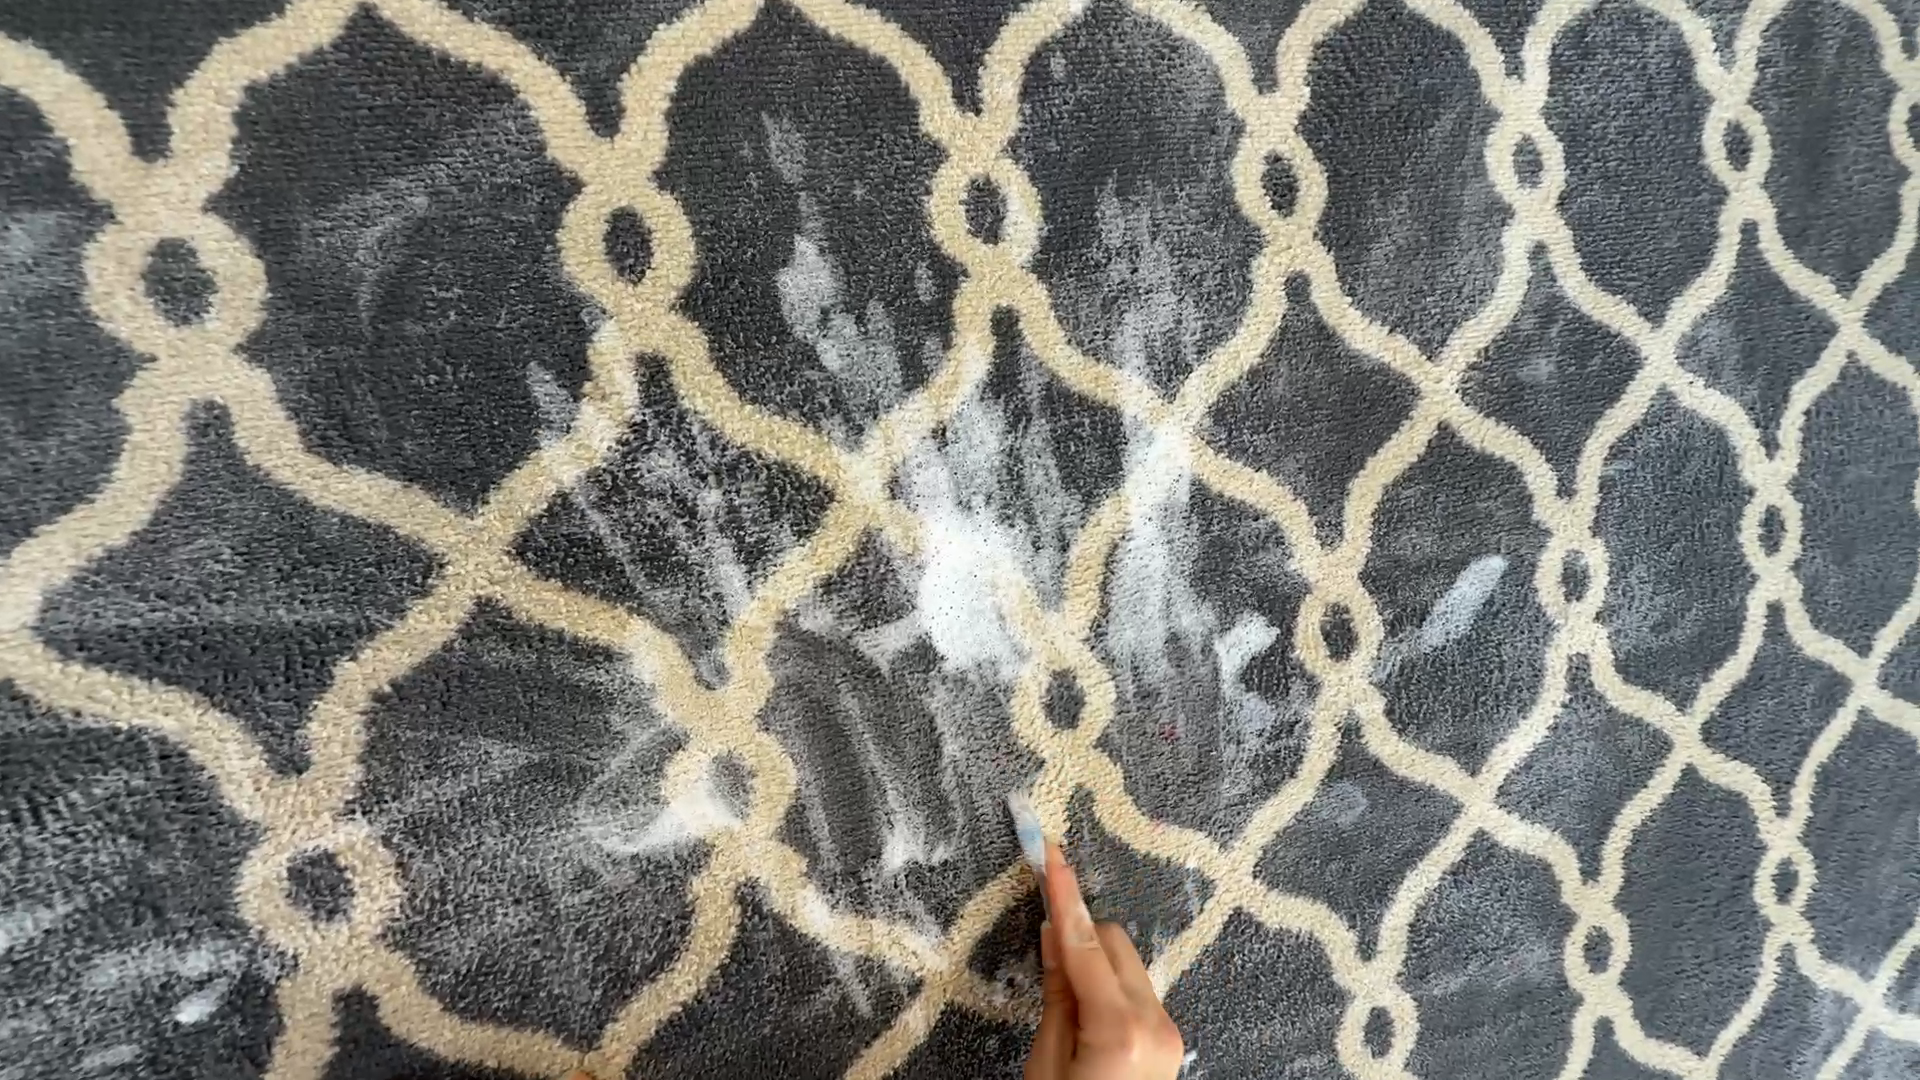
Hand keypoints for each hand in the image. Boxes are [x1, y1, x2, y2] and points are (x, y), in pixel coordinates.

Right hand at [1025, 843, 1185, 1079]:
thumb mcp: (1047, 1066)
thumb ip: (1057, 993)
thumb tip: (1054, 932)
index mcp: (1121, 1028)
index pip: (1085, 941)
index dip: (1064, 893)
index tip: (1050, 851)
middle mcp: (1156, 1020)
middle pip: (1112, 942)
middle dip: (1078, 934)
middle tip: (1044, 956)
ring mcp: (1169, 1032)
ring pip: (1125, 963)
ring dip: (1093, 960)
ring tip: (1065, 1002)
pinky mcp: (1169, 1042)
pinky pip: (1134, 989)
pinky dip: (1107, 984)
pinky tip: (1086, 1015)